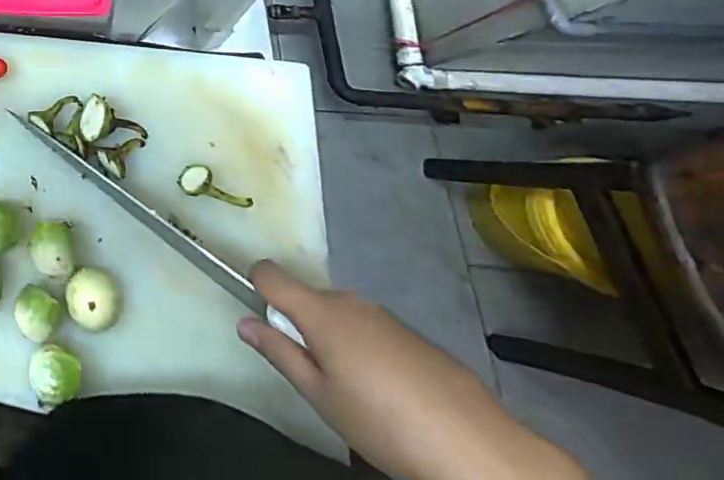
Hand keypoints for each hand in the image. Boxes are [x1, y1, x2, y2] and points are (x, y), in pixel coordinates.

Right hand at [238, 261, 585, 479]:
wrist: (480, 450)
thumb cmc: (384, 423)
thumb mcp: (321, 397)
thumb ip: (279, 353)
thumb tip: (244, 323)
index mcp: (321, 312)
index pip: (271, 273)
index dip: (257, 286)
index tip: (263, 320)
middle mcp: (351, 302)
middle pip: (308, 298)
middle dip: (302, 326)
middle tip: (317, 375)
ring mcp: (387, 317)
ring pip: (342, 316)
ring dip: (336, 340)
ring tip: (357, 392)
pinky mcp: (416, 336)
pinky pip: (374, 331)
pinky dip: (369, 351)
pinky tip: (392, 395)